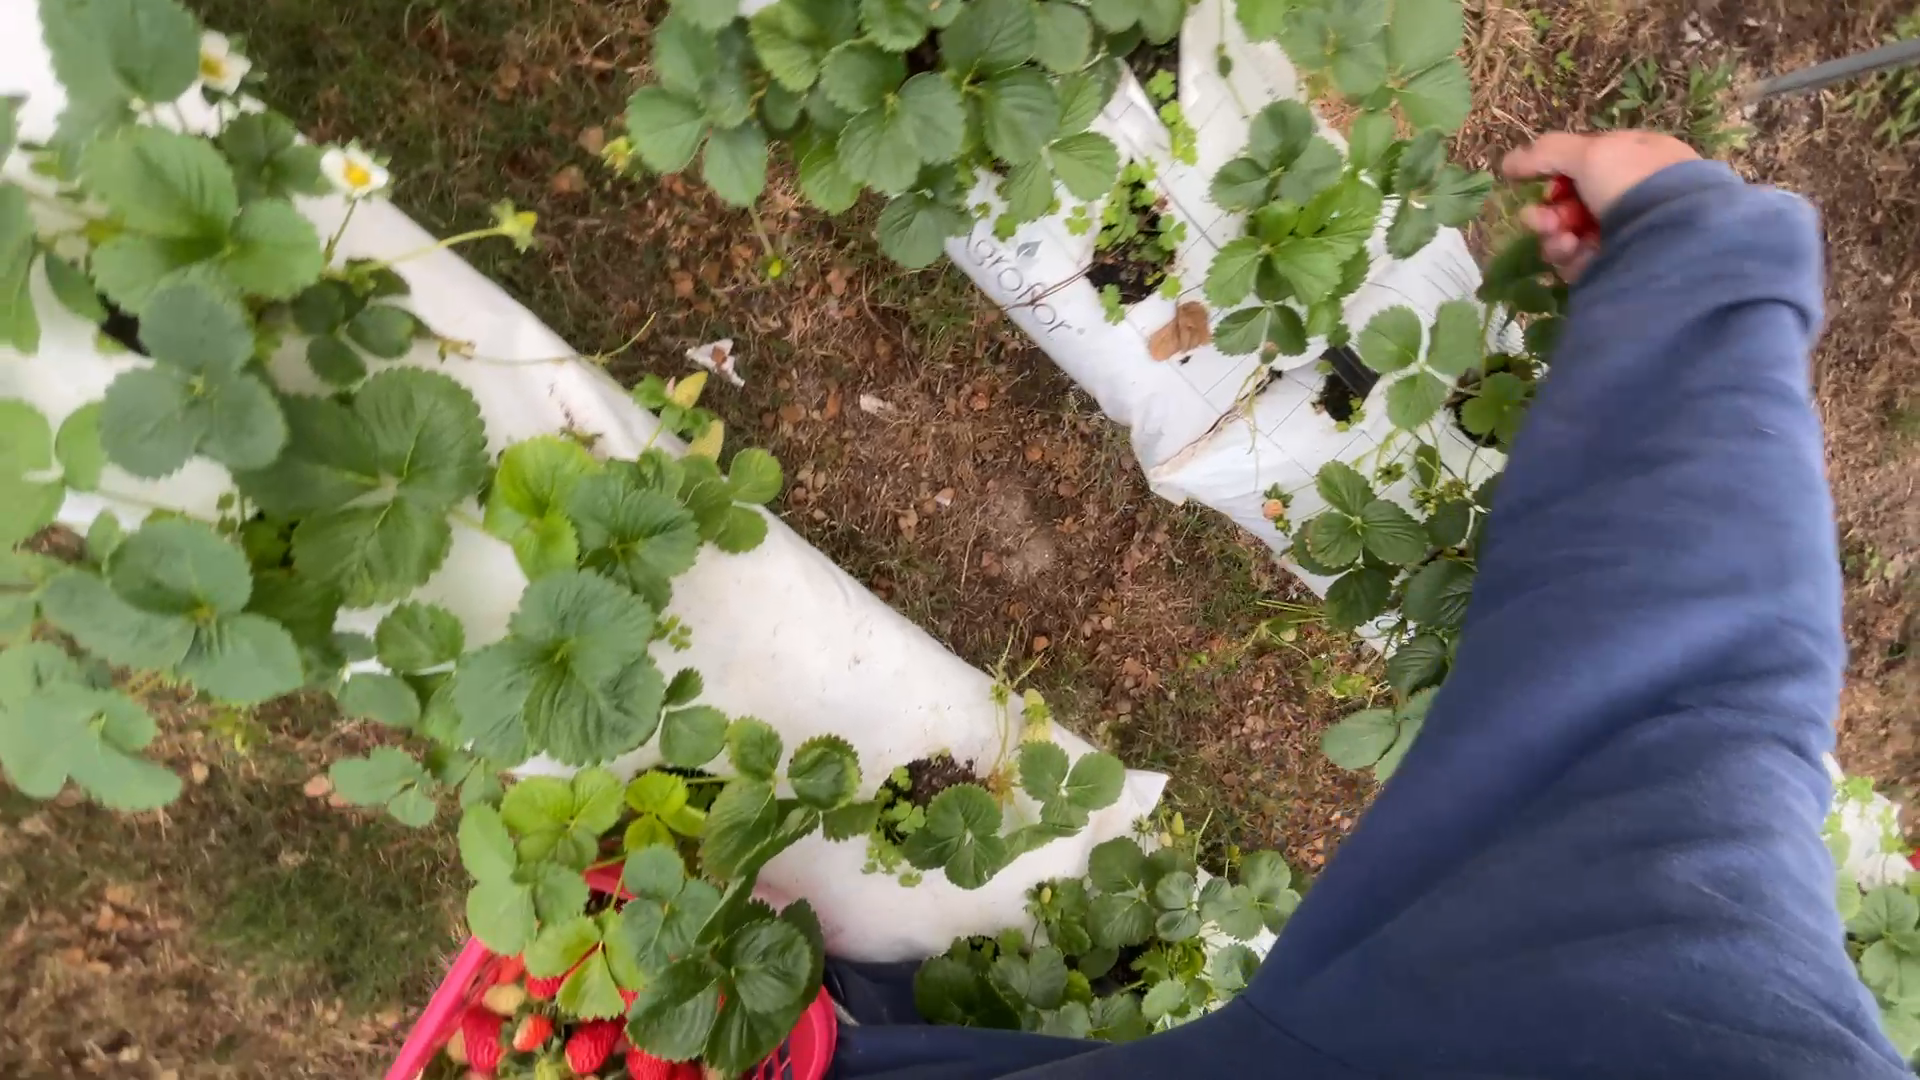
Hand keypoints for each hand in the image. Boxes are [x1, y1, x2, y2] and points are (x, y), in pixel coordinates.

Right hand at [1501, 131, 1698, 280]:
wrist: (1666, 230)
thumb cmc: (1632, 181)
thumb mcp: (1591, 153)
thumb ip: (1545, 153)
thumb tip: (1508, 160)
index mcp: (1631, 159)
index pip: (1580, 166)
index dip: (1554, 177)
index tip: (1545, 187)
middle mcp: (1625, 193)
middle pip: (1564, 205)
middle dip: (1546, 214)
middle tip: (1542, 220)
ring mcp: (1618, 229)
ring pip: (1562, 234)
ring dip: (1552, 236)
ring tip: (1562, 239)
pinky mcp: (1609, 260)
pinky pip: (1572, 258)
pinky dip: (1567, 254)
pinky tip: (1575, 251)